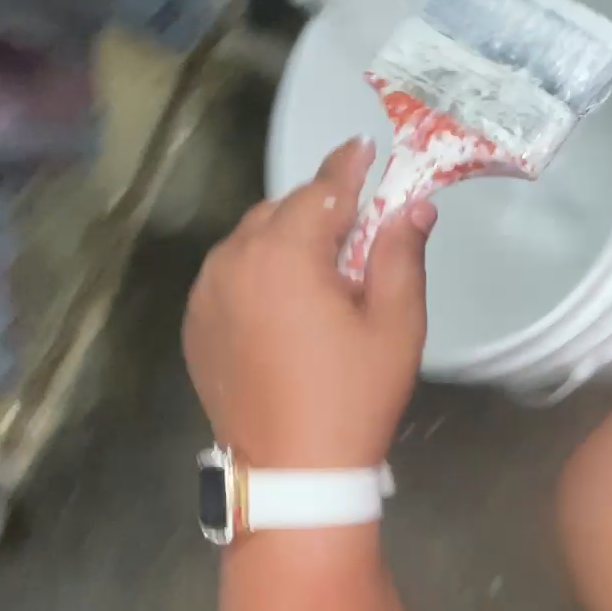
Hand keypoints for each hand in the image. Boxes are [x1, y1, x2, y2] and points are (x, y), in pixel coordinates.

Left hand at [185, 137, 437, 467]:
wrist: (294, 465)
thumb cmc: (357, 392)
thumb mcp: (397, 326)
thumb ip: (403, 258)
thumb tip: (414, 207)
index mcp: (285, 254)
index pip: (322, 191)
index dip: (348, 166)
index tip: (365, 145)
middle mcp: (233, 259)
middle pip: (282, 213)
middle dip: (321, 211)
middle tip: (361, 234)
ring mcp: (205, 292)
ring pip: (252, 244)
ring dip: (291, 243)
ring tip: (328, 278)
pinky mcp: (197, 323)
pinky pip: (232, 277)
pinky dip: (264, 274)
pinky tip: (292, 309)